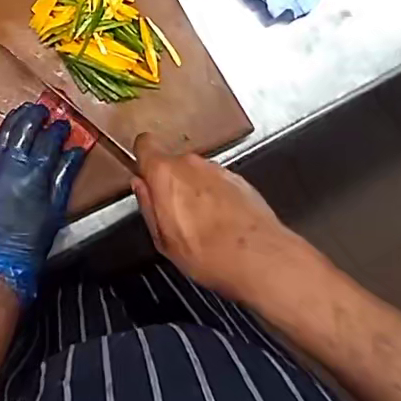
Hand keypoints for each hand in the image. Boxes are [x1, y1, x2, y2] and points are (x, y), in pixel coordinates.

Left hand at [0, 103, 85, 302]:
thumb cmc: (32, 237)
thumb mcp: (56, 206)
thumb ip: (65, 174)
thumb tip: (76, 150)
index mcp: (35, 171)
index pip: (49, 139)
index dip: (59, 129)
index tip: (65, 124)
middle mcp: (12, 162)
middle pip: (25, 127)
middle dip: (36, 115)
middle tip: (46, 109)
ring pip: (7, 130)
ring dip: (18, 117)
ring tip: (28, 110)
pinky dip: (5, 130)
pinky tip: (11, 128)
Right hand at [131, 133, 315, 302]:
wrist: (259, 257)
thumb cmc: (208, 253)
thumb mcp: (163, 239)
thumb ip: (147, 205)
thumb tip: (140, 186)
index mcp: (164, 173)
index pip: (145, 144)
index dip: (144, 157)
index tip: (145, 174)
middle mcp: (191, 163)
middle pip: (173, 164)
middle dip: (172, 184)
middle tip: (175, 215)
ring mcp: (217, 169)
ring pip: (197, 174)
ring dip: (196, 192)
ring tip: (202, 226)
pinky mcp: (239, 179)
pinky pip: (219, 184)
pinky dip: (218, 198)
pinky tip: (222, 224)